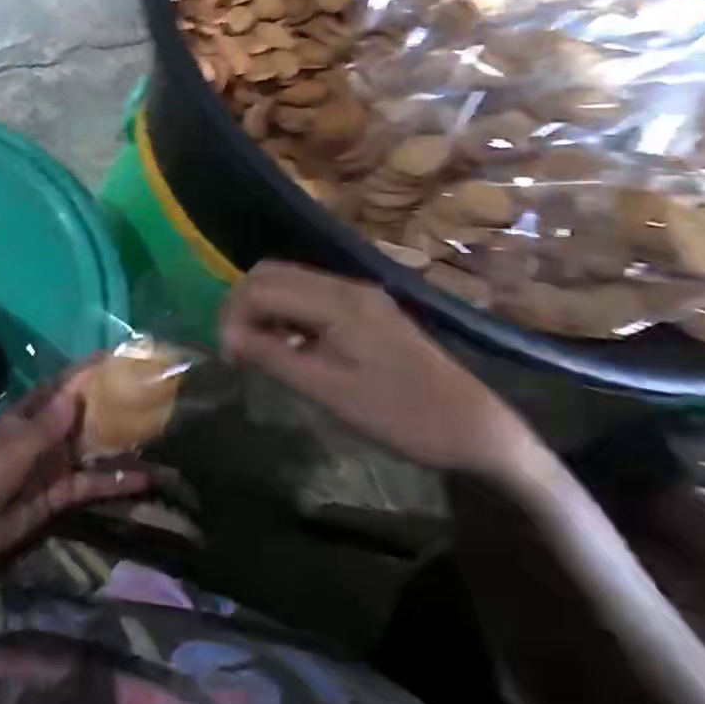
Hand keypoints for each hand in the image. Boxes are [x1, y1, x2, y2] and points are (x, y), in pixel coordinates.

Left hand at [0, 367, 149, 591]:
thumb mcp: (15, 447)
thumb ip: (48, 423)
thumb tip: (74, 390)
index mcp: (25, 416)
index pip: (58, 387)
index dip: (83, 373)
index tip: (115, 359)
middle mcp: (41, 435)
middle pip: (79, 416)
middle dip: (108, 407)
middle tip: (149, 397)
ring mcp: (50, 465)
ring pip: (89, 449)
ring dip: (118, 445)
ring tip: (158, 437)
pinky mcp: (58, 495)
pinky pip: (90, 483)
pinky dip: (114, 483)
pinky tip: (144, 480)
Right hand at [216, 261, 538, 478]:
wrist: (477, 429)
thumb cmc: (402, 415)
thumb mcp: (329, 392)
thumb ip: (272, 358)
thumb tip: (226, 339)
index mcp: (339, 304)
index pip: (260, 289)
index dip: (232, 318)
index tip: (230, 357)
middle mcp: (346, 287)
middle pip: (268, 274)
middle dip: (240, 306)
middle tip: (235, 348)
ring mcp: (357, 295)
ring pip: (285, 280)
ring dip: (259, 308)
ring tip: (254, 348)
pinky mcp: (364, 308)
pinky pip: (306, 294)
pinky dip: (282, 312)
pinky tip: (284, 344)